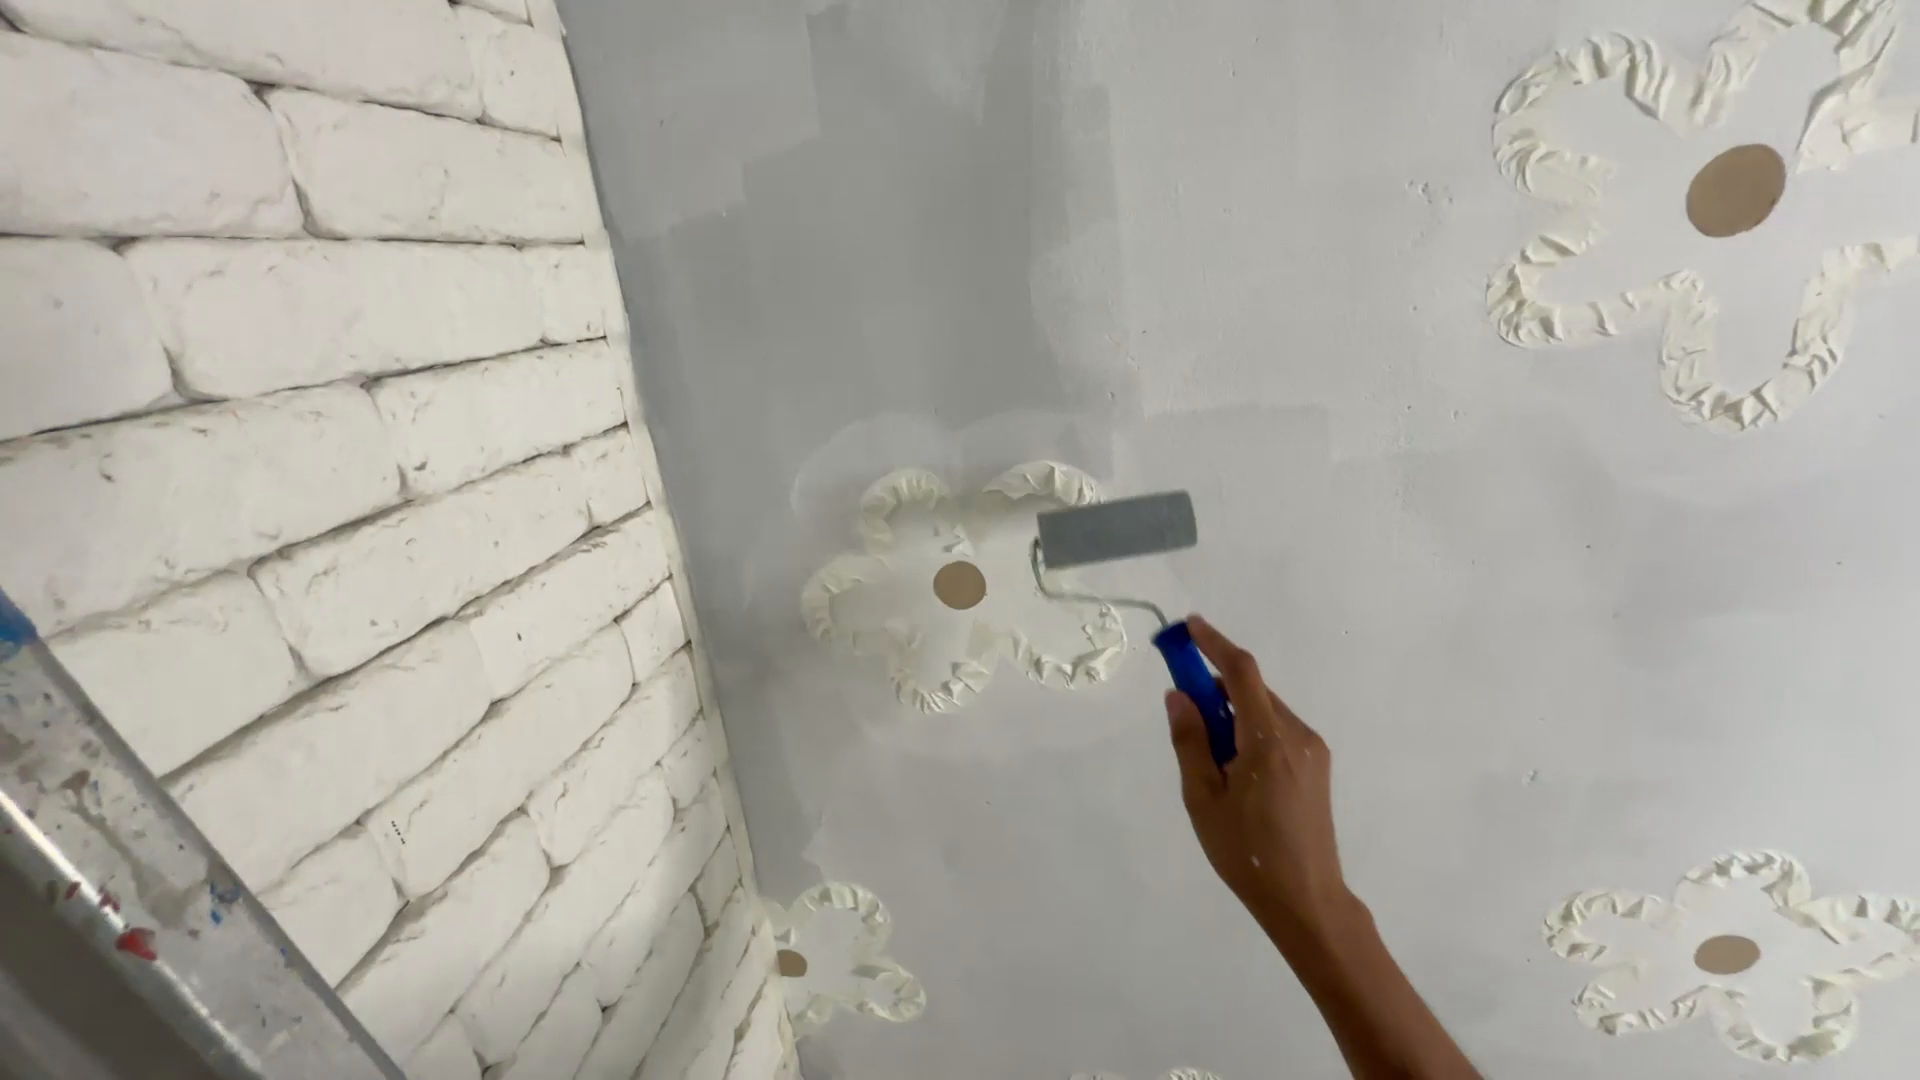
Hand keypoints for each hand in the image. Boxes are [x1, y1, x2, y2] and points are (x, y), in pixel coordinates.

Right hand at [1166, 615, 1354, 939]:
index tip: (1188, 627)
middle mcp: (1298, 735)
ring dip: (1231, 712)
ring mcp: (1312, 750)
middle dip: (1214, 686)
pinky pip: (1276, 729)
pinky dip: (1248, 730)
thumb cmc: (1246, 850)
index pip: (1240, 672)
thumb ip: (1190, 740)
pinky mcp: (1317, 765)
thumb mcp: (1202, 797)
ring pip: (1263, 710)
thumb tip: (1178, 695)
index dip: (1213, 643)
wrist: (1306, 900)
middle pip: (1251, 690)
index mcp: (1268, 741)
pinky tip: (1234, 768)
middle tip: (1183, 707)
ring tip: (1209, 758)